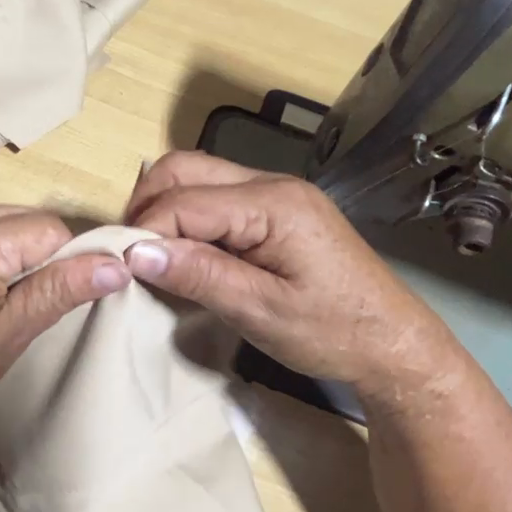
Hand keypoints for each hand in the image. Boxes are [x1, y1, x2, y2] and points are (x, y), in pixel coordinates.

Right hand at [120, 152, 455, 398]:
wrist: (391, 343)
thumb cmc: (331, 332)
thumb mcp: (260, 311)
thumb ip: (199, 275)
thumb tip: (135, 254)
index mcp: (272, 204)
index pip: (183, 201)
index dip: (143, 232)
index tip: (120, 271)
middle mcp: (271, 184)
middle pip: (183, 169)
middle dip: (145, 207)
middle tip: (129, 256)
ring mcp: (274, 193)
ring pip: (196, 177)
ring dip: (163, 209)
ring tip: (150, 256)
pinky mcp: (274, 210)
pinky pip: (214, 197)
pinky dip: (185, 217)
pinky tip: (181, 253)